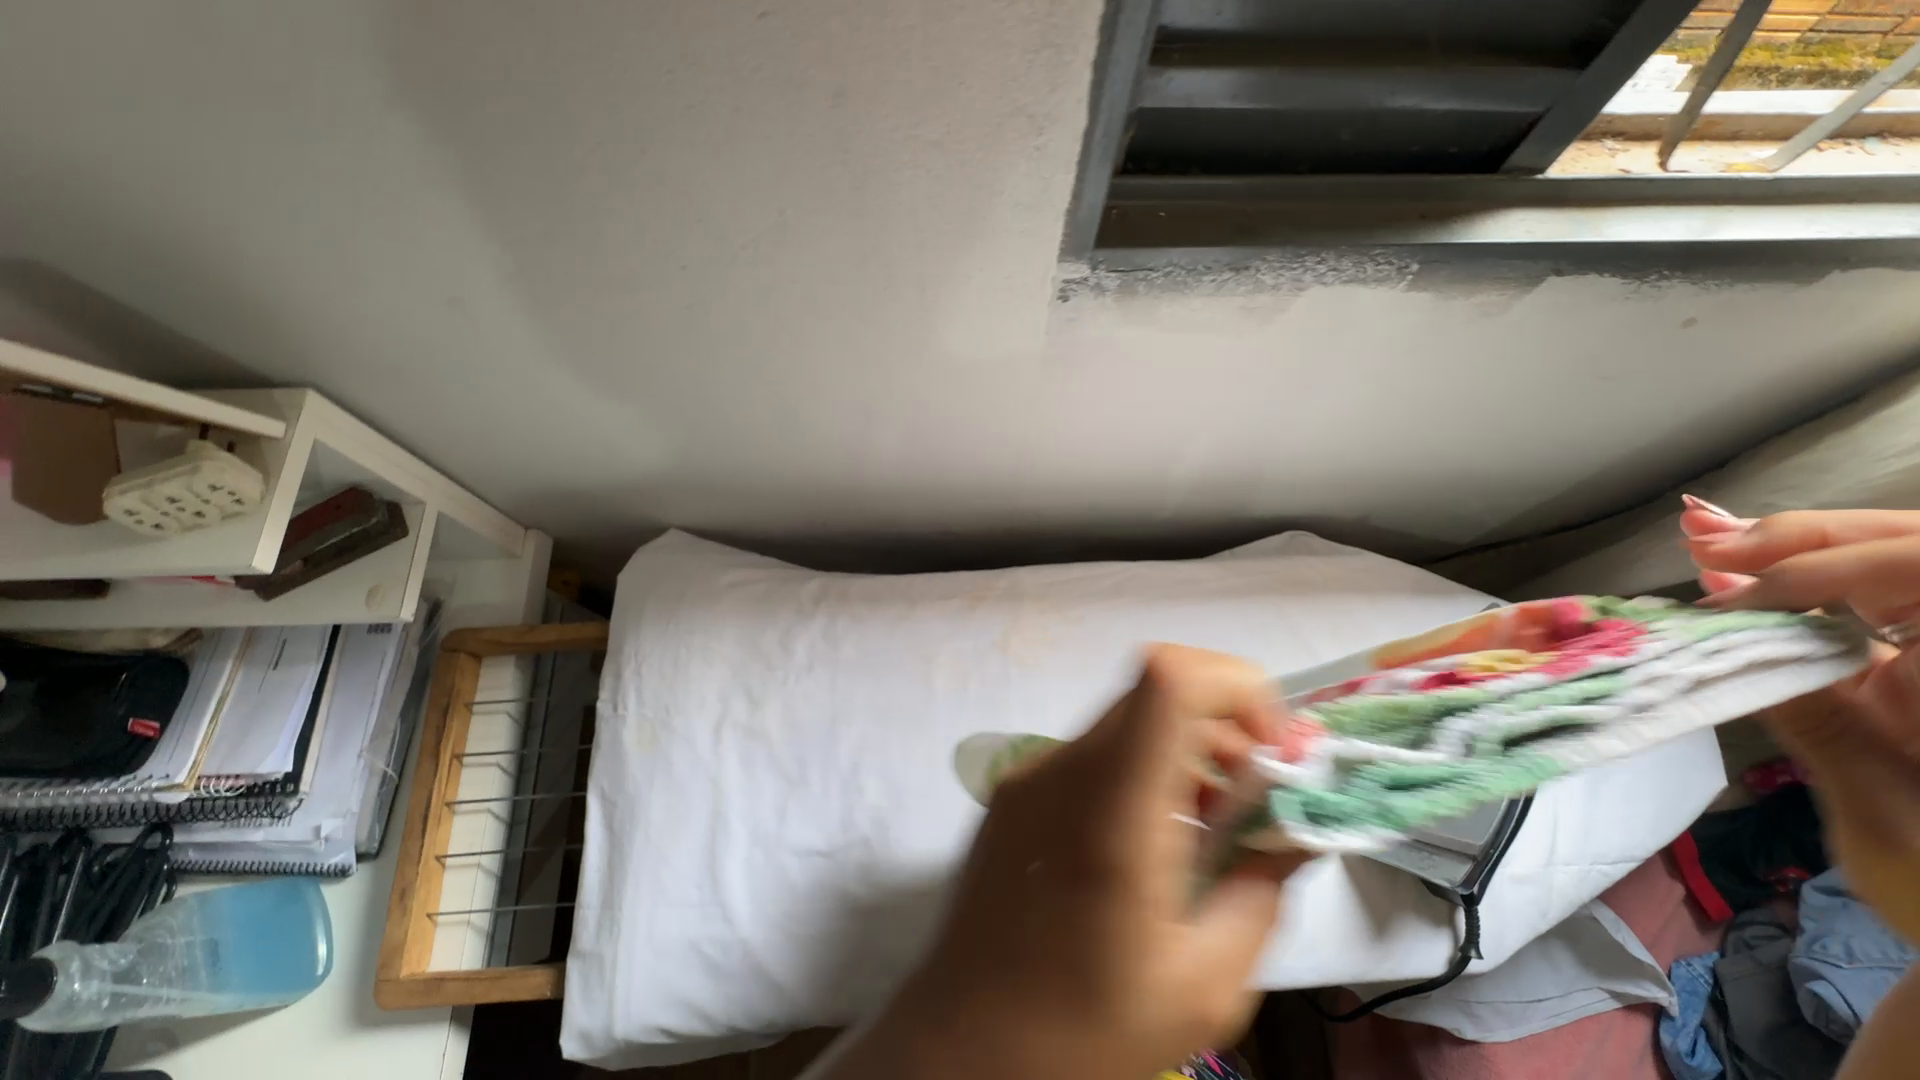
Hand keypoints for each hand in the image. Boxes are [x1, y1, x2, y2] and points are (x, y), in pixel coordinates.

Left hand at [805, 645, 1307, 1079]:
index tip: (1273, 751)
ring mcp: (1027, 777)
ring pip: (1124, 719)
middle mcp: (1062, 771)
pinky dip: (1139, 770)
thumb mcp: (1204, 985)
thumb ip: (1261, 892)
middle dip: (1225, 724)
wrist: (963, 1046)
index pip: (1170, 678)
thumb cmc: (1086, 1027)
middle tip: (1256, 795)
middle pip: (1155, 690)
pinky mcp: (1011, 795)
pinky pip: (1090, 753)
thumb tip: (1295, 829)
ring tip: (1208, 826)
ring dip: (1183, 749)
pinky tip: (1150, 841)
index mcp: (1112, 809)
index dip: (1238, 687)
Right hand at [1682, 503, 1919, 942]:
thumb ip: (1819, 720)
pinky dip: (1794, 583)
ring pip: (1888, 566)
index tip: (1736, 594)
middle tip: (1703, 538)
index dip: (1835, 567)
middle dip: (1807, 538)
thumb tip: (1729, 629)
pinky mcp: (1911, 672)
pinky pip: (1863, 608)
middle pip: (1910, 551)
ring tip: (1704, 535)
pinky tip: (1732, 569)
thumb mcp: (1884, 813)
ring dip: (1793, 548)